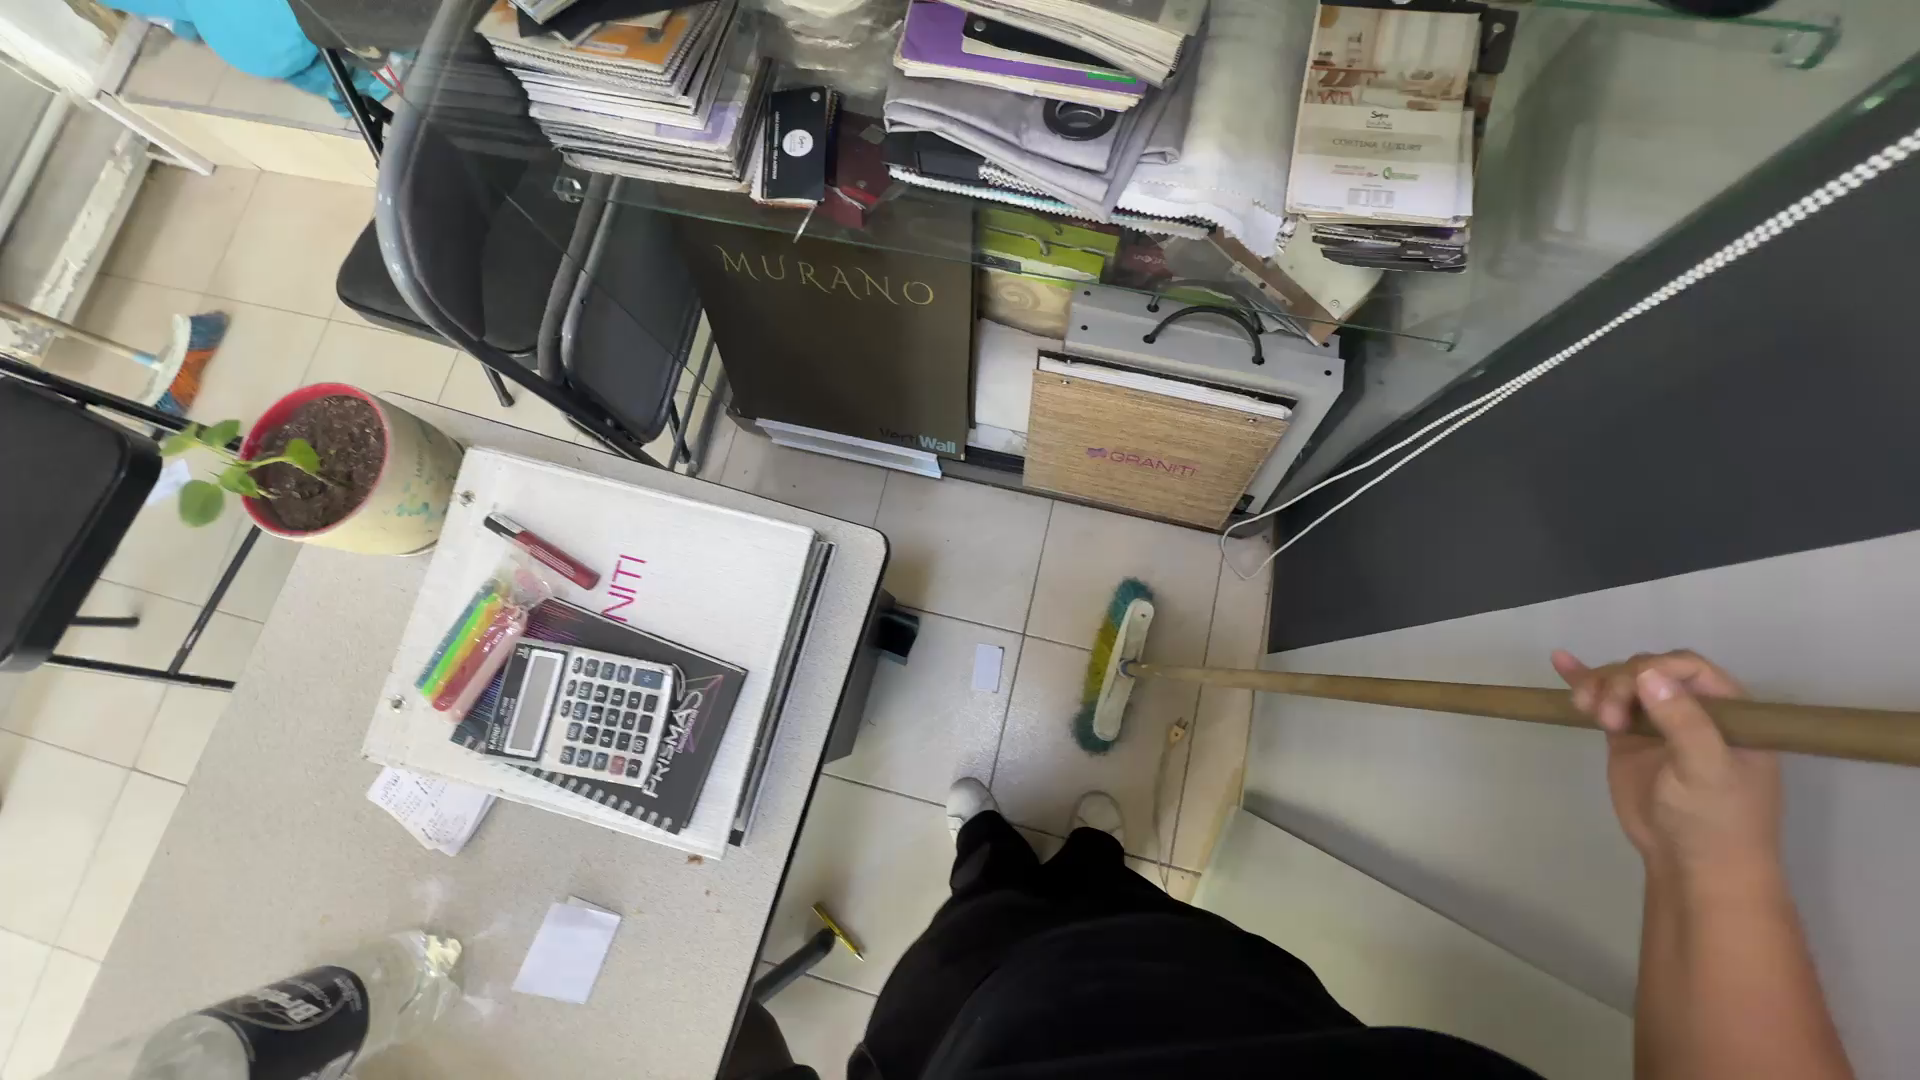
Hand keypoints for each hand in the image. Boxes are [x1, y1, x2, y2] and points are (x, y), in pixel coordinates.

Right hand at [1551, 650, 1782, 885]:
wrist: (1692, 864)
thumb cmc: (1716, 820)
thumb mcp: (1707, 771)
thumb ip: (1684, 722)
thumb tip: (1647, 674)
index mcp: (1730, 714)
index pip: (1689, 667)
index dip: (1655, 668)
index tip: (1629, 690)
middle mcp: (1693, 712)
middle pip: (1647, 671)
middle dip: (1618, 684)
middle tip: (1605, 718)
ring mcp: (1656, 724)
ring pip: (1621, 683)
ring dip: (1597, 687)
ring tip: (1586, 711)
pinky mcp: (1626, 738)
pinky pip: (1604, 701)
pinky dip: (1581, 680)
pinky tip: (1561, 660)